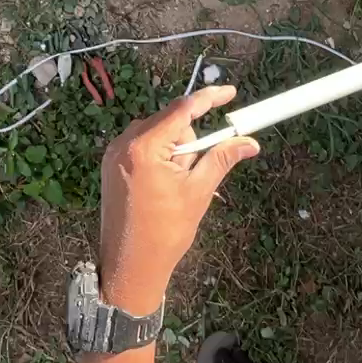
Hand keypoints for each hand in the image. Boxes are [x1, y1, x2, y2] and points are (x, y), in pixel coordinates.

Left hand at [96, 85, 259, 311]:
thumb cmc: (165, 233)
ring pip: (158, 132)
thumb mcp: (198, 192)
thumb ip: (222, 157)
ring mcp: (114, 152)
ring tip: (175, 186)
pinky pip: (143, 143)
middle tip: (192, 174)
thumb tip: (250, 142)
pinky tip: (162, 184)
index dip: (209, 98)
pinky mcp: (111, 162)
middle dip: (189, 141)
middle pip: (170, 121)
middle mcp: (124, 142)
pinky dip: (159, 154)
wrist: (129, 269)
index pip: (183, 109)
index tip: (230, 93)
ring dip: (174, 149)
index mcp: (144, 147)